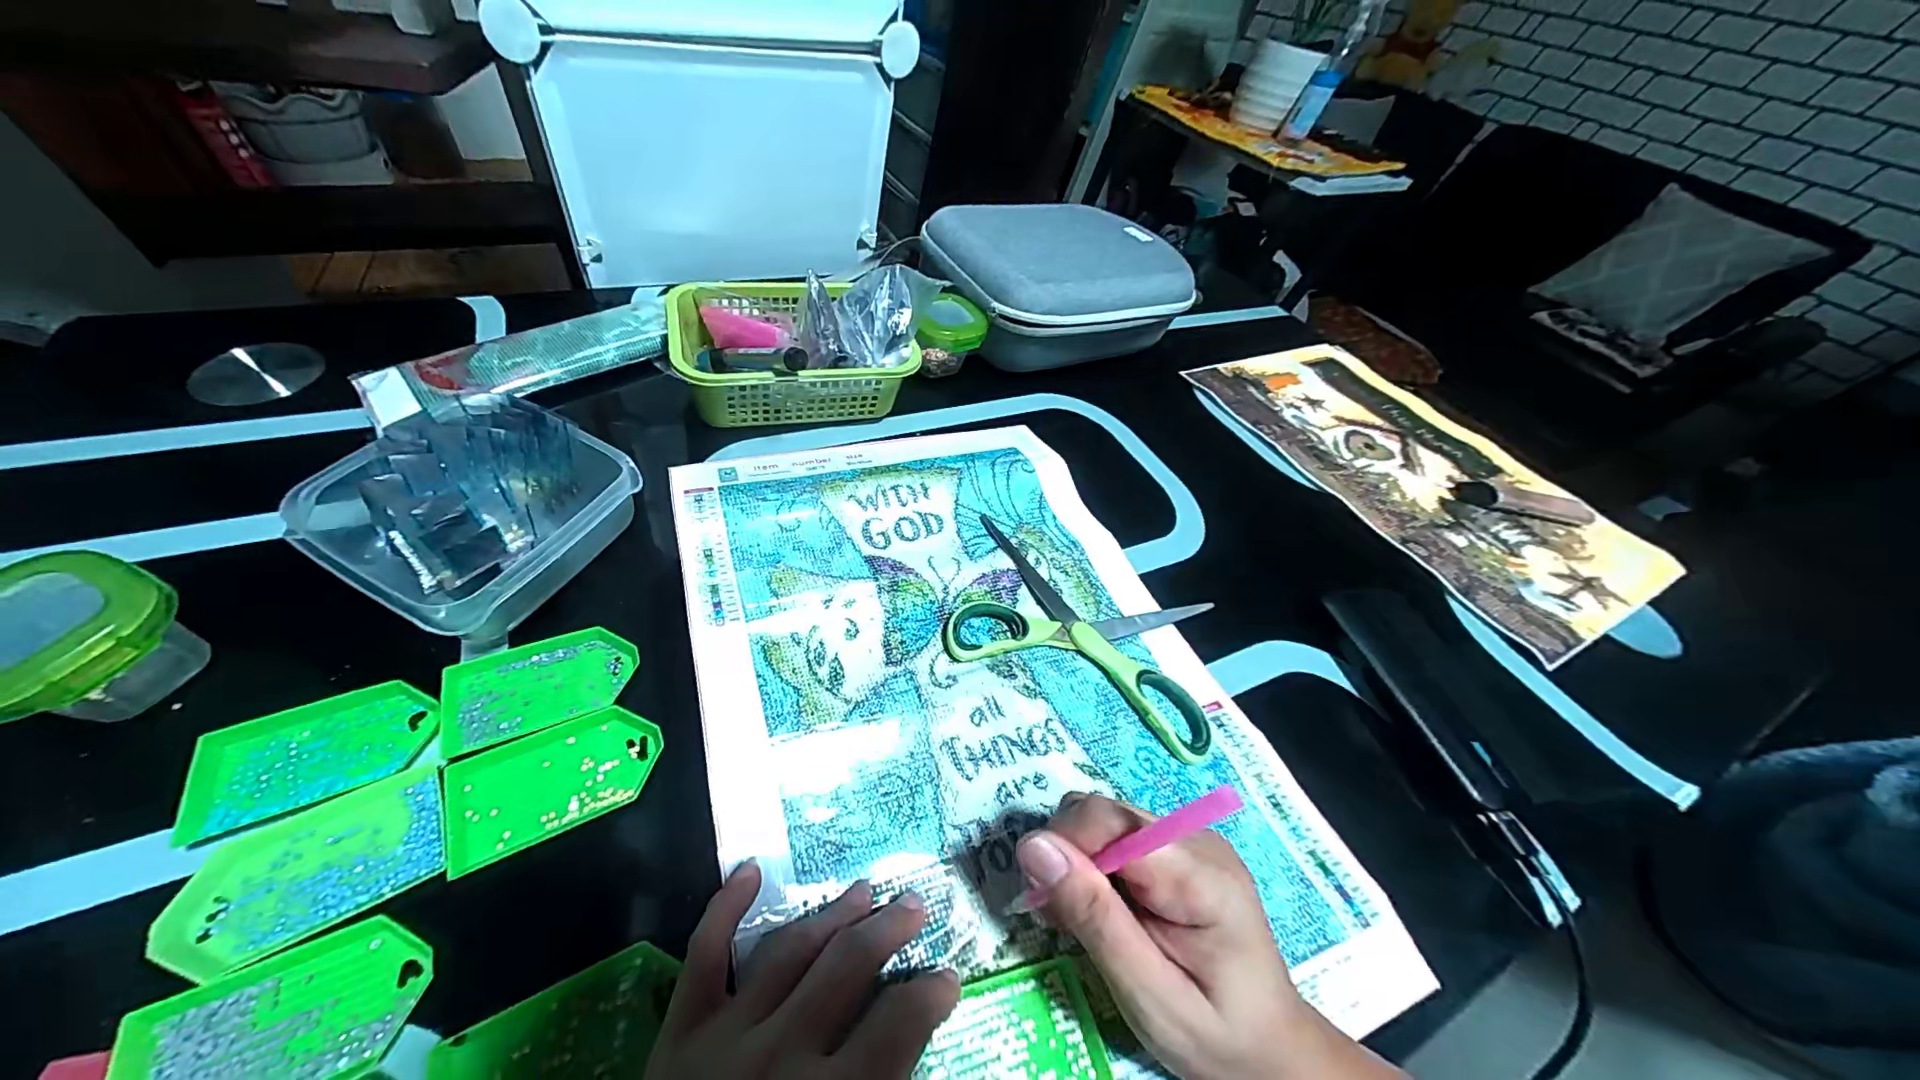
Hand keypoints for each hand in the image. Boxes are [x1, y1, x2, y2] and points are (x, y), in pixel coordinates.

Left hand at [647, 861, 960, 1079]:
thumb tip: (917, 1052)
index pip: (900, 1023)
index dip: (933, 994)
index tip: (947, 978)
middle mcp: (782, 1053)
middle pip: (849, 966)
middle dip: (889, 929)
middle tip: (913, 905)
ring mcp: (726, 1036)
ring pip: (792, 949)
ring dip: (832, 914)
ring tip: (863, 891)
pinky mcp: (680, 1032)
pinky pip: (704, 955)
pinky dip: (725, 907)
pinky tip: (750, 869)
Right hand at [1016, 793, 1406, 1079]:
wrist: (1272, 1049)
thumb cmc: (1214, 1033)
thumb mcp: (1148, 992)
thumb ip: (1093, 915)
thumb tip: (1032, 845)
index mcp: (1200, 874)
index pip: (1109, 820)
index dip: (1063, 847)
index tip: (1041, 899)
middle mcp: (1195, 837)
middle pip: (1103, 813)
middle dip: (1066, 856)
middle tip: (1059, 918)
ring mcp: (1188, 837)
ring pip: (1104, 819)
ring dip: (1076, 861)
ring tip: (1080, 918)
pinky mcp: (1177, 847)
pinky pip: (1117, 835)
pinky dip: (1094, 865)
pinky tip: (1101, 908)